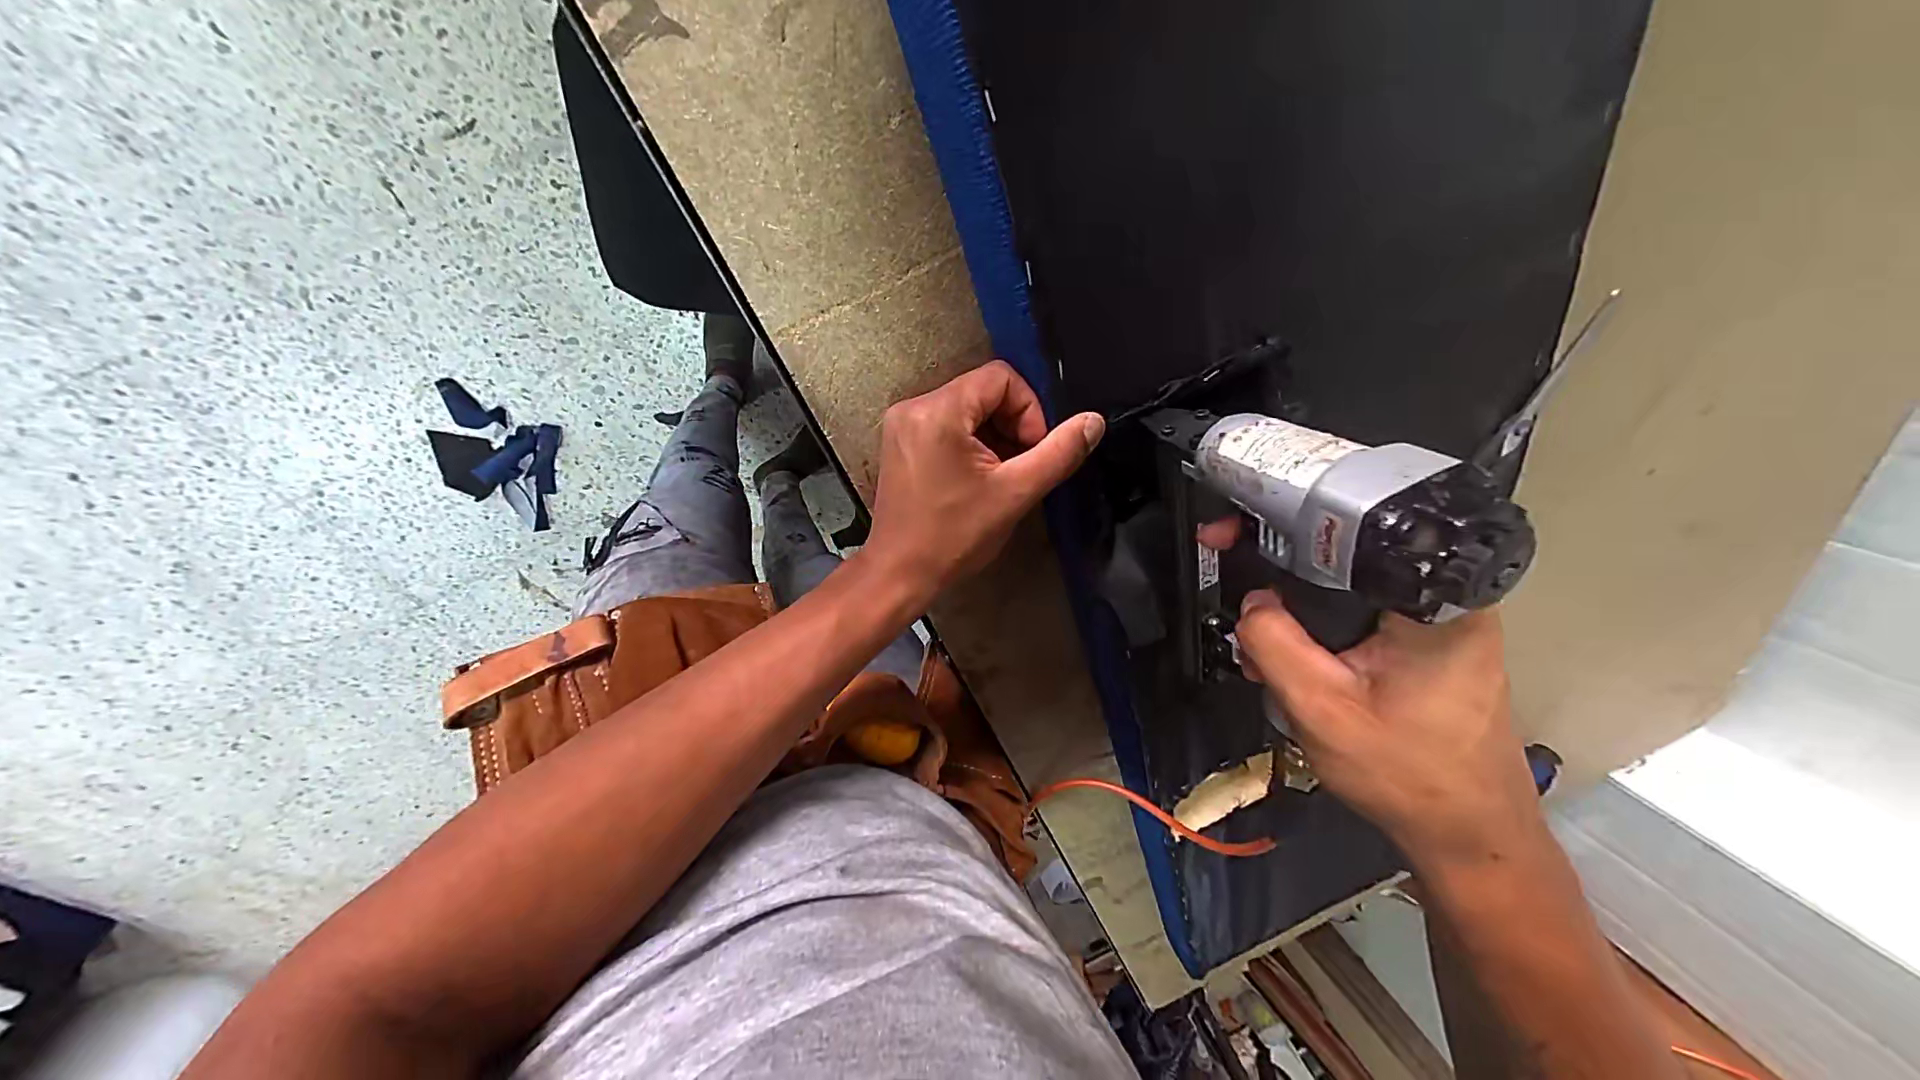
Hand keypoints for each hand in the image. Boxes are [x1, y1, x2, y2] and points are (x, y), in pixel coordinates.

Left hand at [863, 361, 1103, 600]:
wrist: (900, 573)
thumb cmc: (953, 537)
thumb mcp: (1015, 494)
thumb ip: (1059, 453)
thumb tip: (1093, 422)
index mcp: (938, 412)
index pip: (1001, 377)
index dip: (1029, 409)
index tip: (1033, 450)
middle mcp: (914, 407)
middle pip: (983, 391)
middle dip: (1012, 424)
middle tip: (1020, 466)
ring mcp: (903, 425)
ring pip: (968, 409)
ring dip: (995, 436)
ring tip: (1000, 477)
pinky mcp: (901, 442)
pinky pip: (948, 425)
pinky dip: (972, 444)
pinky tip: (979, 479)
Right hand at [1227, 556, 1544, 872]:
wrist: (1467, 837)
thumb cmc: (1408, 777)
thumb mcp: (1322, 709)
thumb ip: (1276, 644)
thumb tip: (1251, 601)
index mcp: (1433, 602)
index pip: (1337, 545)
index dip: (1276, 541)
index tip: (1228, 539)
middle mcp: (1444, 602)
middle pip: (1335, 574)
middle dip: (1283, 604)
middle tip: (1253, 642)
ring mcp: (1439, 626)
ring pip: (1343, 604)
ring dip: (1300, 631)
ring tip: (1276, 670)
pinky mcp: (1428, 648)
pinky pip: (1359, 627)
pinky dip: (1324, 646)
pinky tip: (1306, 678)